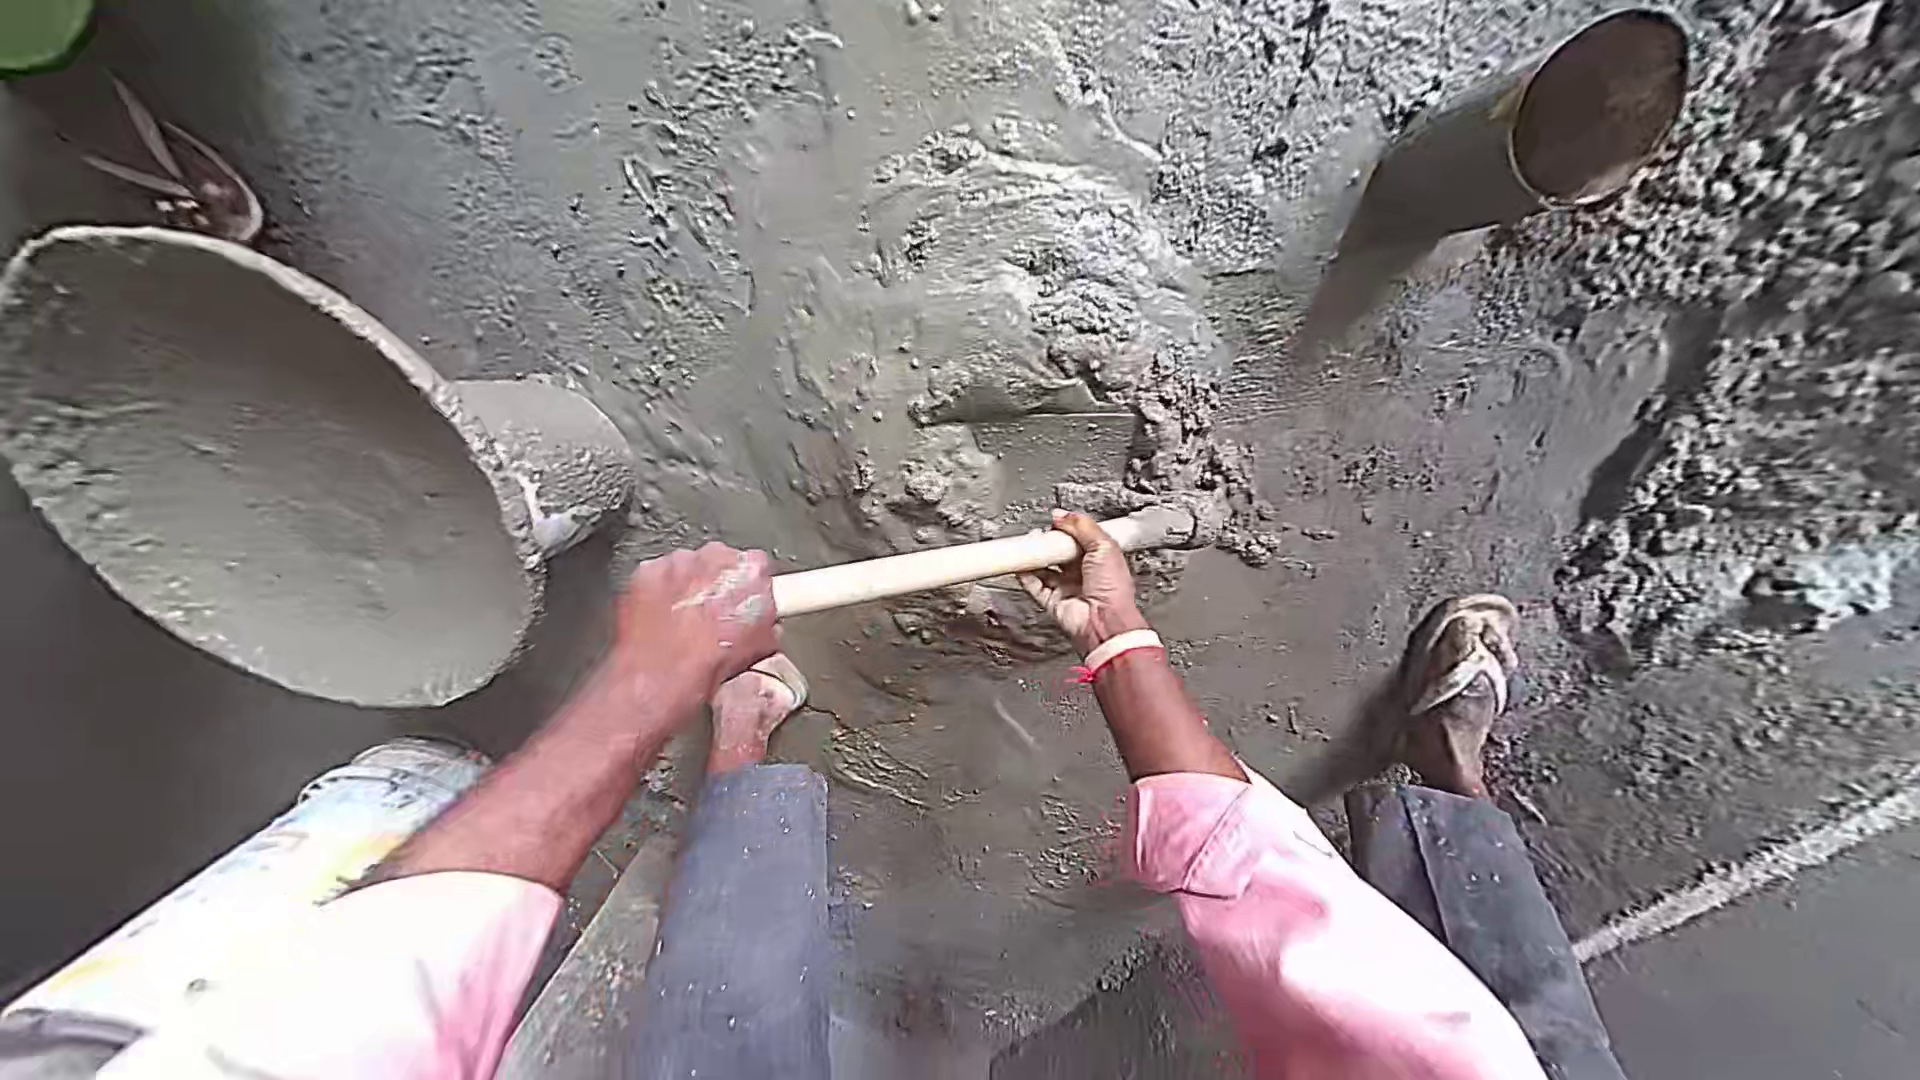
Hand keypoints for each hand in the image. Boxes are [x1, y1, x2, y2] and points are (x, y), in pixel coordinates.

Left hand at [609, 543, 778, 700]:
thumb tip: (766, 628)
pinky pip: (657, 576)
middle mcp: (716, 557)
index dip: (751, 587)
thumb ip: (768, 626)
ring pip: (688, 567)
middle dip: (719, 583)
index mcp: (750, 570)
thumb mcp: (759, 649)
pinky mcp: (647, 572)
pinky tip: (661, 618)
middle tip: (714, 614)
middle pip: (721, 561)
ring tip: (684, 619)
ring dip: (689, 586)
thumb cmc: (707, 664)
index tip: (745, 602)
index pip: (758, 566)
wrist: (660, 678)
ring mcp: (678, 562)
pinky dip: (660, 592)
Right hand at [1018, 510, 1150, 654]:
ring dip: (1035, 556)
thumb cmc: (1113, 589)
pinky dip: (1025, 574)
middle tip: (1040, 534)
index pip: (1079, 538)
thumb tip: (1061, 515)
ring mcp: (1066, 588)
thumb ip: (1082, 526)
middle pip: (1059, 553)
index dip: (1067, 529)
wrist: (1104, 620)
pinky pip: (1034, 585)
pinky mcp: (1052, 601)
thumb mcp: (1104, 545)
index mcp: (1100, 559)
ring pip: (1044, 568)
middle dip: (1049, 542)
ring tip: (1028, 545)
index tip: (1056, 521)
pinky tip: (1021, 564)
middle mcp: (1083, 574)